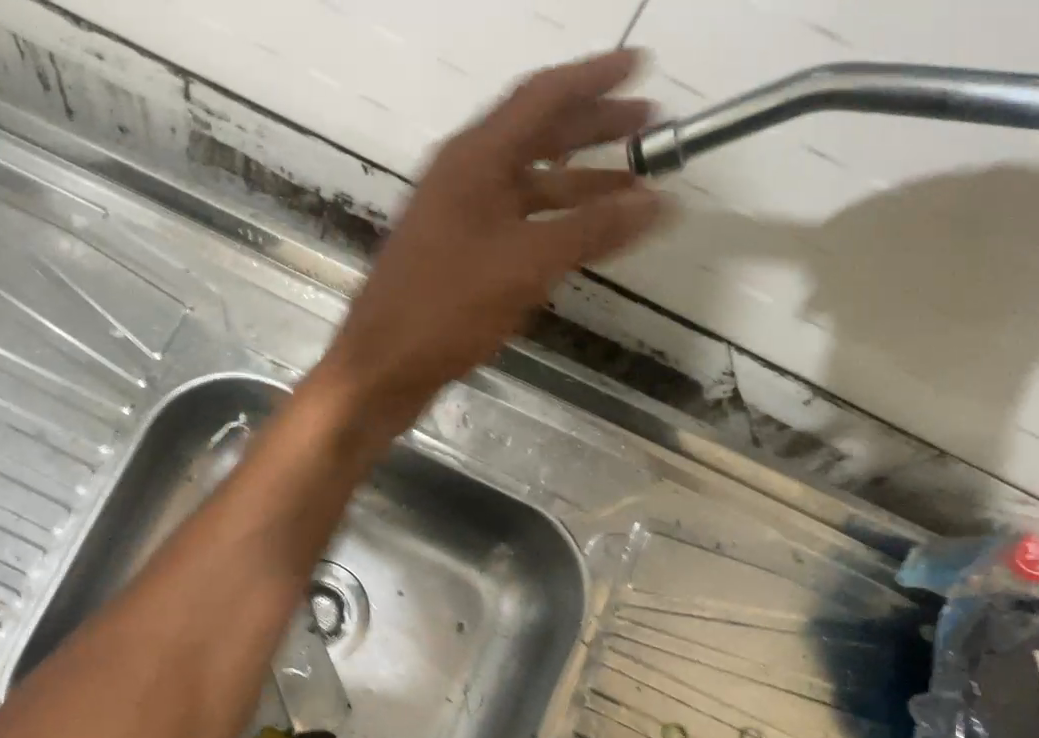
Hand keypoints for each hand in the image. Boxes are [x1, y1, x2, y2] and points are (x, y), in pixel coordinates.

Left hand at [320, 49, 669, 423]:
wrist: (379, 369)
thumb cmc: (445, 309)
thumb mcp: (526, 265)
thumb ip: (592, 230)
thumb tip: (659, 202)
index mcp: (473, 159)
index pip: (542, 97)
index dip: (595, 78)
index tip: (643, 67)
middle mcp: (462, 178)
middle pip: (536, 136)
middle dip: (594, 129)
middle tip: (650, 127)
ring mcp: (455, 218)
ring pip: (527, 185)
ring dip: (579, 184)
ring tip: (635, 189)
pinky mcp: (453, 256)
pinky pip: (513, 223)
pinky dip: (552, 223)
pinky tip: (583, 238)